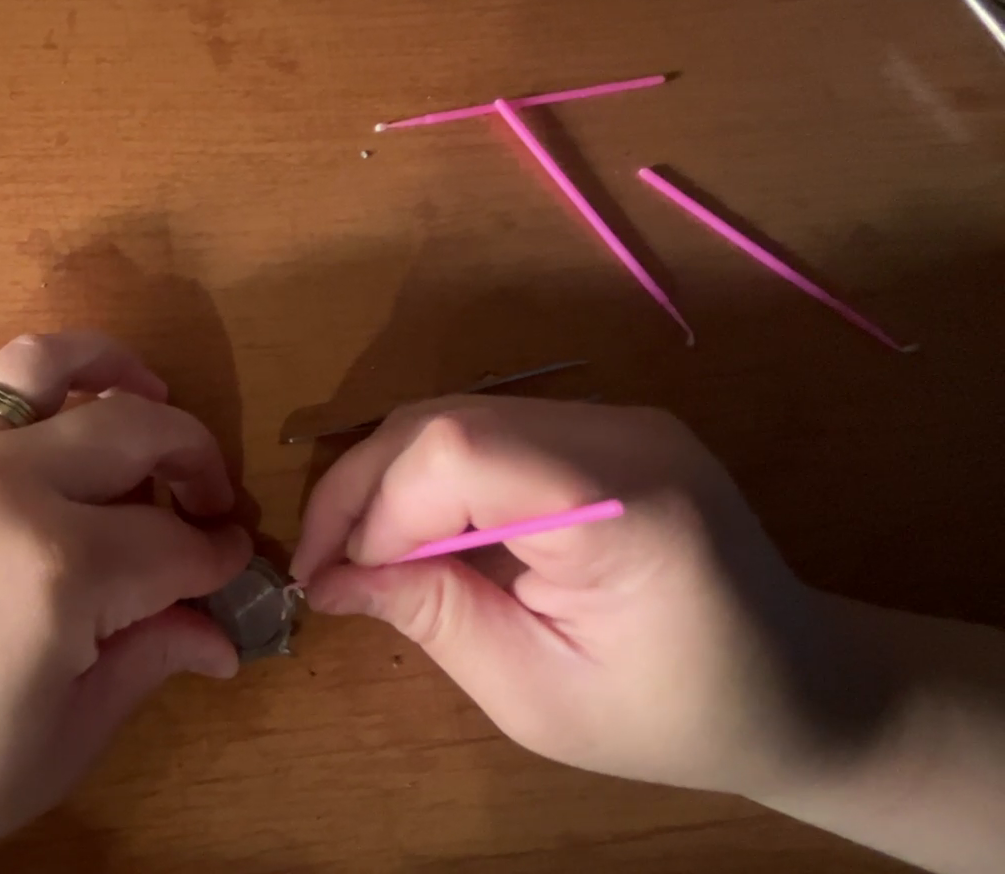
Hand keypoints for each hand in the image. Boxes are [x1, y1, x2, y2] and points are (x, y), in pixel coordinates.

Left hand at [0, 262, 251, 873]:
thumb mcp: (68, 734)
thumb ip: (151, 658)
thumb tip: (223, 634)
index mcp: (63, 567)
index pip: (175, 543)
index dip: (217, 558)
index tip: (235, 568)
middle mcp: (7, 486)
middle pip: (131, 433)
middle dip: (192, 458)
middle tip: (207, 499)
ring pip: (35, 367)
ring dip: (99, 362)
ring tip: (139, 386)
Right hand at [290, 396, 876, 798]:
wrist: (808, 686)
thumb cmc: (676, 715)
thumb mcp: (536, 696)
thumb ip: (428, 618)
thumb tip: (326, 578)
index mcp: (625, 509)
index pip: (457, 453)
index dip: (379, 507)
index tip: (345, 577)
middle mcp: (617, 434)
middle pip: (436, 422)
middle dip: (359, 489)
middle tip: (325, 560)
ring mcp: (606, 416)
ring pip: (440, 416)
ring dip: (380, 479)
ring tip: (360, 547)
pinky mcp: (587, 422)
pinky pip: (467, 427)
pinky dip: (416, 474)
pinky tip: (411, 525)